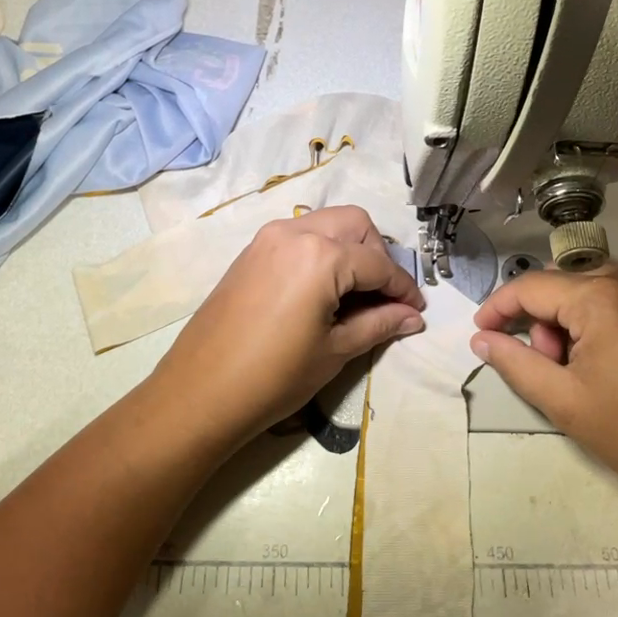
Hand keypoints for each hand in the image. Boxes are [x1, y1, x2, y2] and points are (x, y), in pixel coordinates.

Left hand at [149, 206, 425, 445]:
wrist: (200, 392)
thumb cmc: (274, 377)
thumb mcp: (335, 351)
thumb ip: (378, 324)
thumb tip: (412, 316)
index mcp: (321, 255)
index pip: (378, 263)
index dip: (403, 288)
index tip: (417, 311)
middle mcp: (295, 232)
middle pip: (355, 224)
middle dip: (377, 254)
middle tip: (384, 297)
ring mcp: (268, 238)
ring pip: (326, 224)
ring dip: (349, 249)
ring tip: (356, 296)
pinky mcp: (251, 251)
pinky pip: (298, 236)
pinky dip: (320, 252)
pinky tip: (323, 292)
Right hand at [469, 264, 617, 506]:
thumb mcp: (564, 401)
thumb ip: (515, 363)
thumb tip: (482, 339)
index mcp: (602, 296)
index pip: (532, 287)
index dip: (498, 307)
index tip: (481, 332)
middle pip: (566, 285)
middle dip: (545, 321)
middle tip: (552, 369)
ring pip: (598, 288)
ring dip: (577, 320)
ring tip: (587, 371)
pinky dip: (610, 319)